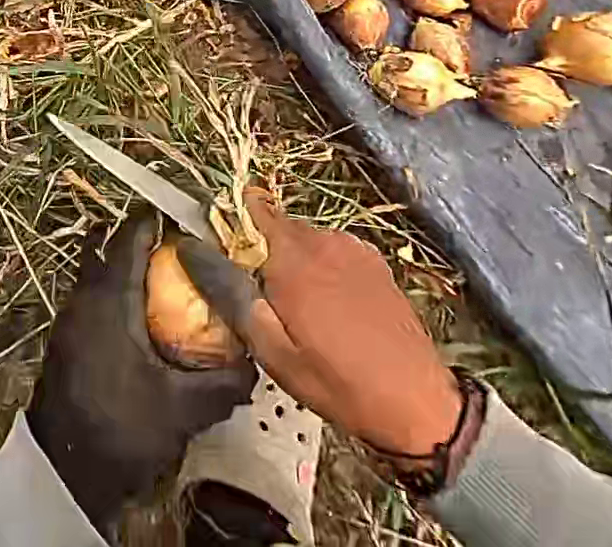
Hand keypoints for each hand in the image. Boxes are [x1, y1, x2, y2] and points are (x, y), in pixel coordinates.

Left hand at [27, 211, 257, 529]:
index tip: (179, 215)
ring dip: (124, 265)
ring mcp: (70, 317)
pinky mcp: (67, 337)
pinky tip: (141, 317)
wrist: (64, 470)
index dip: (152, 220)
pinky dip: (115, 291)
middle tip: (176, 244)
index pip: (128, 238)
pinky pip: (92, 295)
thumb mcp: (182, 408)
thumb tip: (254, 364)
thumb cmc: (121, 427)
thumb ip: (224, 383)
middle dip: (139, 239)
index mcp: (110, 299)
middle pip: (108, 247)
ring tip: (162, 276)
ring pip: (96, 271)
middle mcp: (85, 297)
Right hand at [176, 199, 462, 456]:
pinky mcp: (376, 262)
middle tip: (261, 289)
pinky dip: (325, 265)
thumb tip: (194, 251)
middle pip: (279, 225)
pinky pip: (335, 250)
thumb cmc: (335, 379)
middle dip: (264, 247)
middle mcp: (323, 240)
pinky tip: (331, 303)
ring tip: (299, 303)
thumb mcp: (271, 349)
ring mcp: (354, 248)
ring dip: (296, 257)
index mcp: (293, 256)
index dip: (234, 218)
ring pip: (309, 239)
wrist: (417, 402)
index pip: (253, 210)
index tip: (224, 240)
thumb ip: (232, 293)